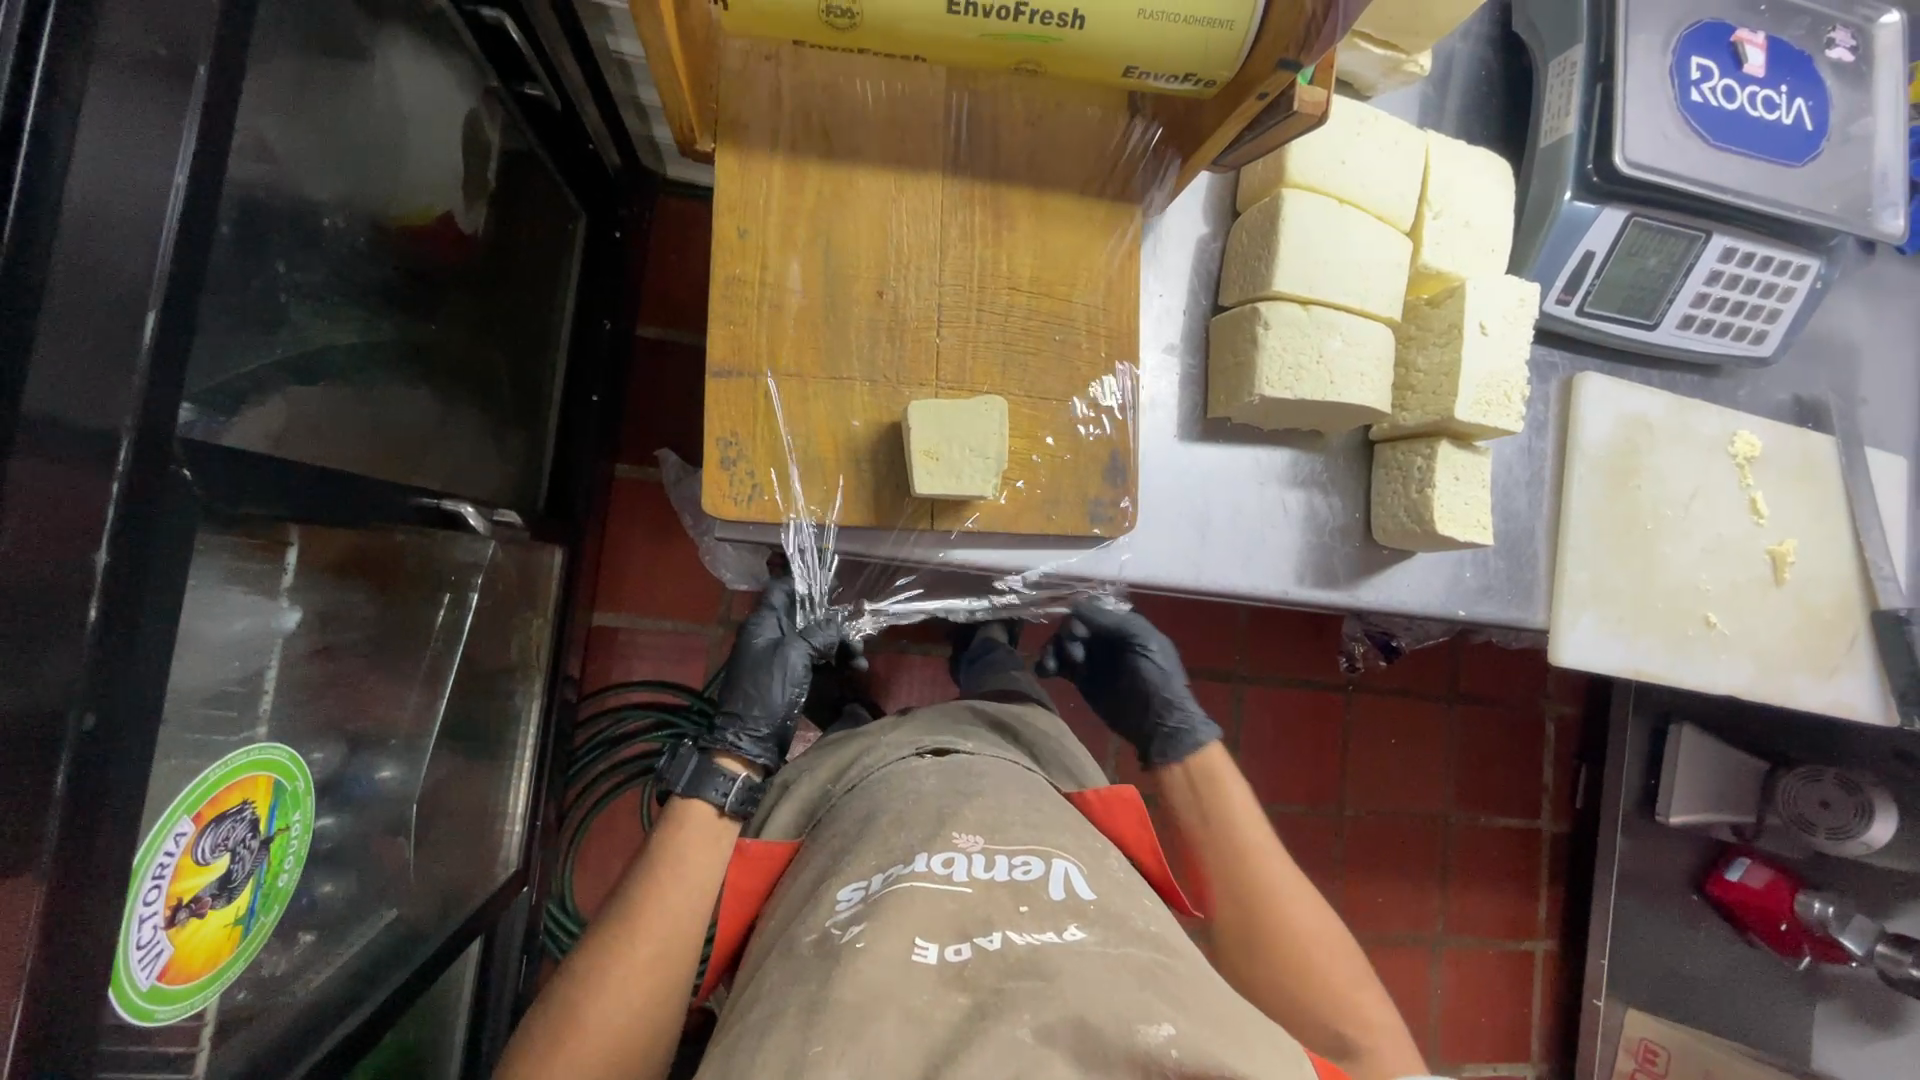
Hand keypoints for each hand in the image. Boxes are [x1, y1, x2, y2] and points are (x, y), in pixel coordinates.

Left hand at [703, 578, 849, 772]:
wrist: (750, 740)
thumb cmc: (768, 690)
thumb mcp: (794, 655)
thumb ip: (818, 633)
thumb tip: (836, 623)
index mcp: (764, 623)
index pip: (782, 589)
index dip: (805, 582)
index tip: (833, 582)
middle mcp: (771, 636)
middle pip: (807, 617)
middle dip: (835, 623)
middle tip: (858, 632)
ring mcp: (782, 658)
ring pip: (816, 641)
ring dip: (840, 647)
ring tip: (860, 661)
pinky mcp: (791, 678)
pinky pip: (817, 662)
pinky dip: (835, 665)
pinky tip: (854, 671)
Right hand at [1035, 600, 1221, 768]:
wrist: (1159, 724)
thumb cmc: (1157, 678)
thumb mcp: (1141, 641)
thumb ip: (1110, 621)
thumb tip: (1073, 605)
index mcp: (1122, 623)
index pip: (1090, 608)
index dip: (1078, 617)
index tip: (1076, 633)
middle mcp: (1104, 637)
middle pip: (1072, 625)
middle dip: (1065, 637)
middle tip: (1075, 657)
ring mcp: (1092, 658)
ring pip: (1062, 644)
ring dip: (1052, 650)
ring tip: (1051, 667)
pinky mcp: (1081, 679)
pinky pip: (1059, 665)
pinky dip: (1048, 665)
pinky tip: (1044, 673)